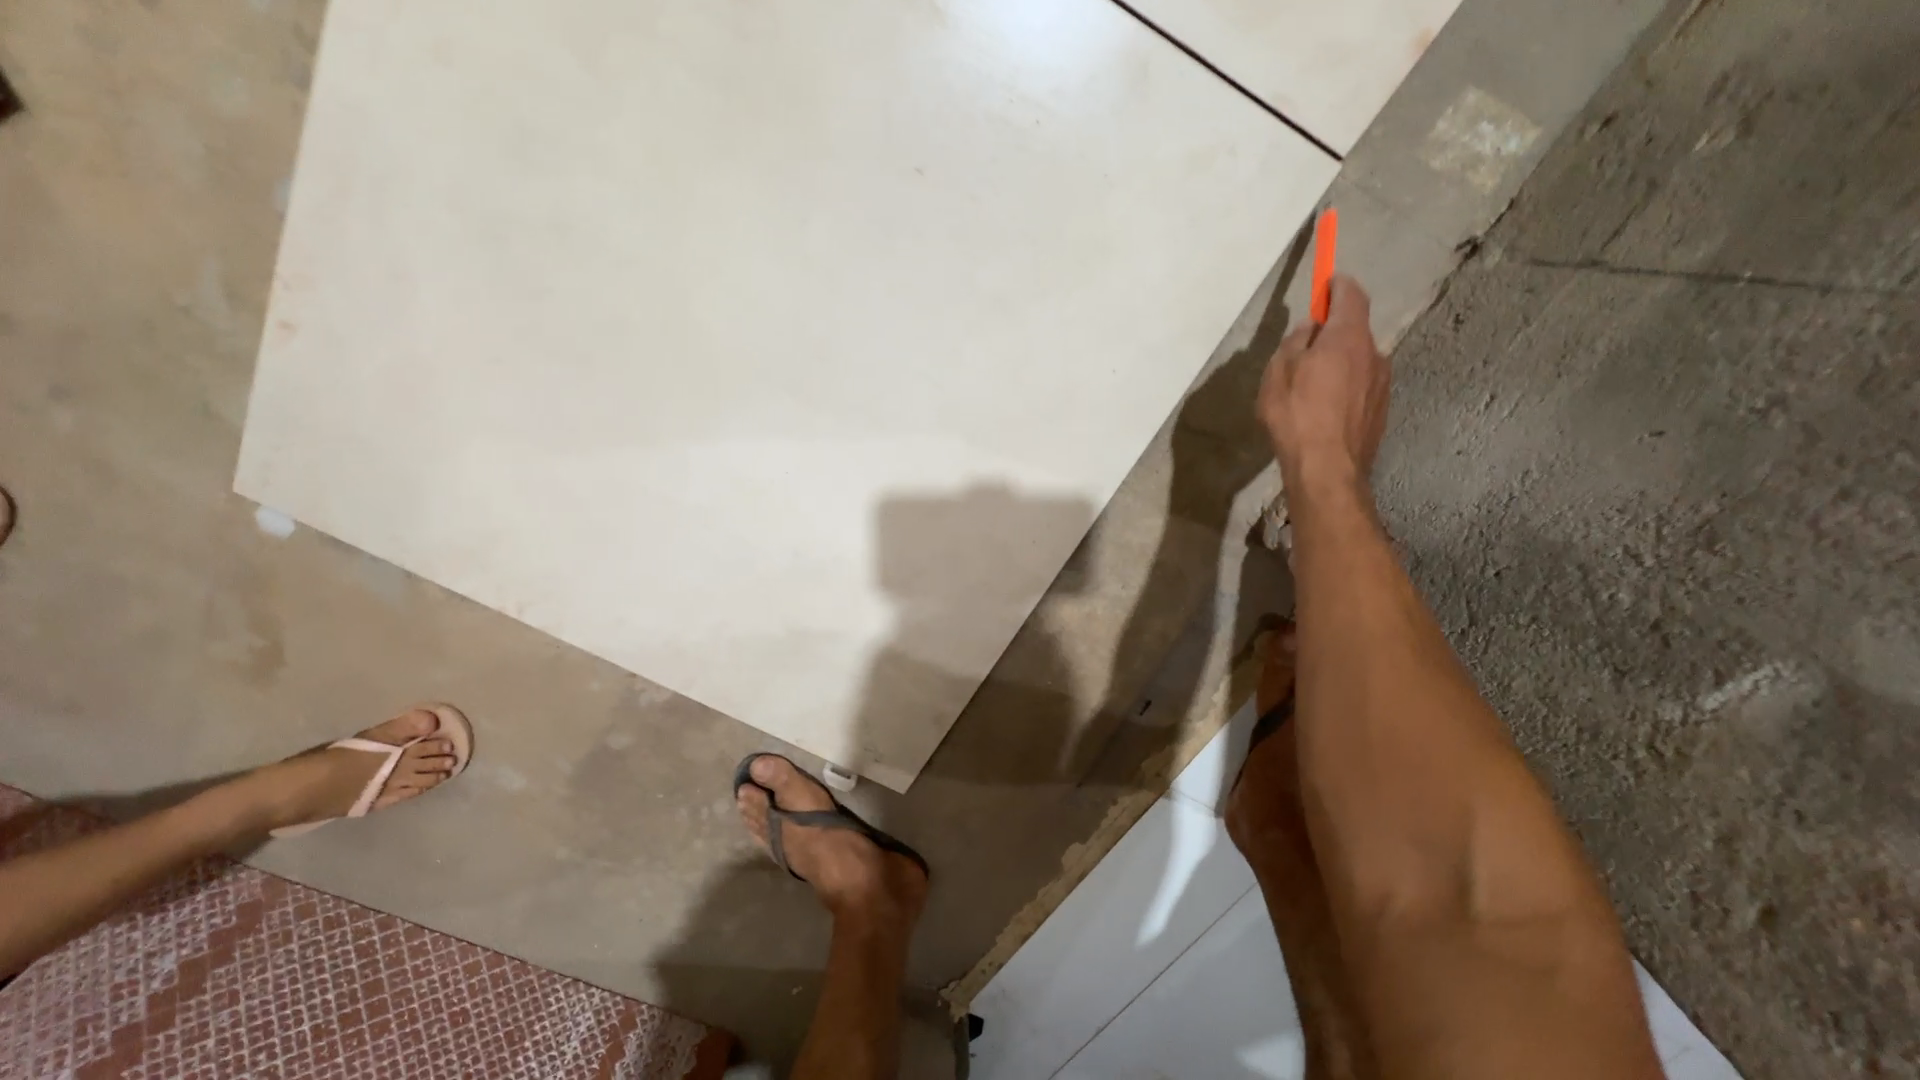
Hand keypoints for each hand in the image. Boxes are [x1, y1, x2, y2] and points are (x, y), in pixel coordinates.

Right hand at [1257, 275, 1390, 488]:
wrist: (1327, 470)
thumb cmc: (1296, 415)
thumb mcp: (1279, 372)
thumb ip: (1295, 343)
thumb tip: (1310, 329)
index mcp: (1348, 337)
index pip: (1351, 295)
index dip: (1339, 285)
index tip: (1327, 283)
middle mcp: (1374, 354)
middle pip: (1354, 331)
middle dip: (1333, 332)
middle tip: (1305, 347)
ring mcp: (1382, 384)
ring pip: (1358, 362)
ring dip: (1339, 364)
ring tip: (1310, 388)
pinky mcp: (1381, 411)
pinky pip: (1360, 388)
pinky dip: (1344, 389)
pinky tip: (1323, 411)